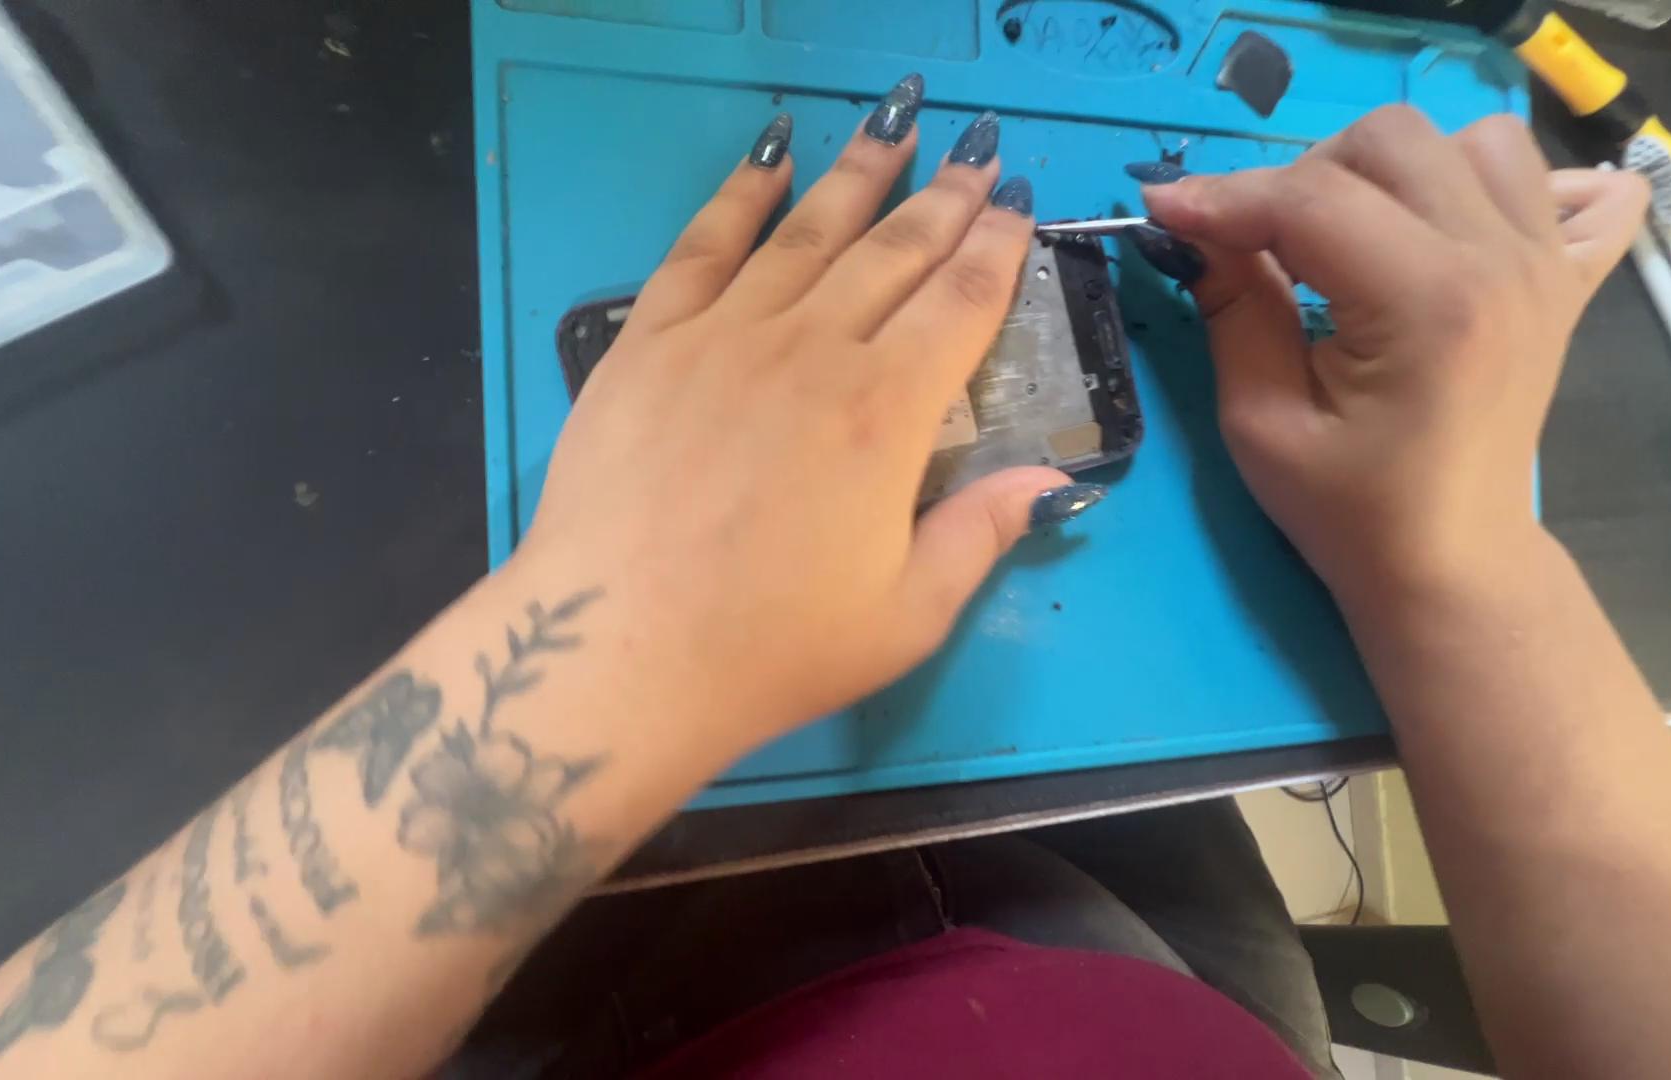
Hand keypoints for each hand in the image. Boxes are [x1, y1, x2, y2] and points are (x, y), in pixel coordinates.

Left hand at [518, 86, 1092, 747]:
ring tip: (894, 129)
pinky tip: (767, 161)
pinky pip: (699, 249)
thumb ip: (982, 535)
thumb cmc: (775, 649)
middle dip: (945, 199)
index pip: (962, 305)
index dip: (999, 249)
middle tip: (976, 153)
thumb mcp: (908, 615)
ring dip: (858, 176)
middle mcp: (812, 353)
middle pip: (894, 254)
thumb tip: (1051, 481)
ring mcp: (723, 339)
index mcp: (886, 415)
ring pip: (807, 234)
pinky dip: (738, 198)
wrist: (620, 656)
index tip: (1018, 205)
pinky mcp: (648, 345)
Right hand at [1139, 106, 1646, 601]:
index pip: (1312, 201)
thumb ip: (1233, 312)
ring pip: (1466, 140)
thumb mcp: (1259, 420)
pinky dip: (1490, 183)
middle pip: (1389, 141)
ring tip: (1339, 238)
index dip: (1224, 197)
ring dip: (1382, 173)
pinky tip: (1446, 228)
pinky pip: (1554, 180)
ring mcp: (1548, 260)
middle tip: (1254, 244)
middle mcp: (1502, 258)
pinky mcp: (1563, 276)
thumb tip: (1198, 234)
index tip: (1161, 209)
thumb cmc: (1343, 506)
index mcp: (1427, 304)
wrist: (1444, 556)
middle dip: (1296, 179)